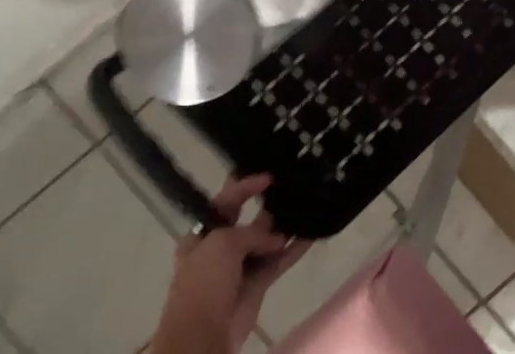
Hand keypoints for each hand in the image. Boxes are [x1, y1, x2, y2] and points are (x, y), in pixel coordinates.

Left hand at [150, 175, 311, 353]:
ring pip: (266, 241)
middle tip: (291, 187)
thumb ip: (252, 232)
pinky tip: (312, 234)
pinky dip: (294, 250)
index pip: (224, 202)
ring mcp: (240, 268)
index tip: (268, 178)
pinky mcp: (257, 284)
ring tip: (307, 205)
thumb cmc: (204, 283)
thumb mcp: (222, 244)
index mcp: (201, 236)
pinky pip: (279, 261)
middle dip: (267, 206)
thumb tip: (278, 238)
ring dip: (284, 227)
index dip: (244, 187)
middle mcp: (220, 249)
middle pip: (247, 221)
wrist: (203, 335)